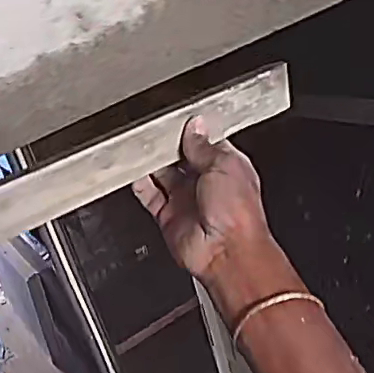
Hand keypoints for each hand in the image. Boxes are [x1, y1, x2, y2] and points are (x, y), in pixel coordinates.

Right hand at [131, 116, 274, 279]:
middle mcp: (205, 184)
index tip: (177, 121)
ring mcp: (186, 200)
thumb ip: (204, 146)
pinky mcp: (168, 216)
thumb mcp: (224, 165)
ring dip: (152, 164)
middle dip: (168, 147)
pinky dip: (140, 184)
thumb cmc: (238, 213)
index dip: (191, 132)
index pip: (204, 143)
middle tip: (154, 134)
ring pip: (162, 175)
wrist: (227, 251)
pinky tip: (135, 173)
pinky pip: (149, 196)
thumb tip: (195, 128)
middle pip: (180, 158)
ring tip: (140, 148)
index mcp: (226, 168)